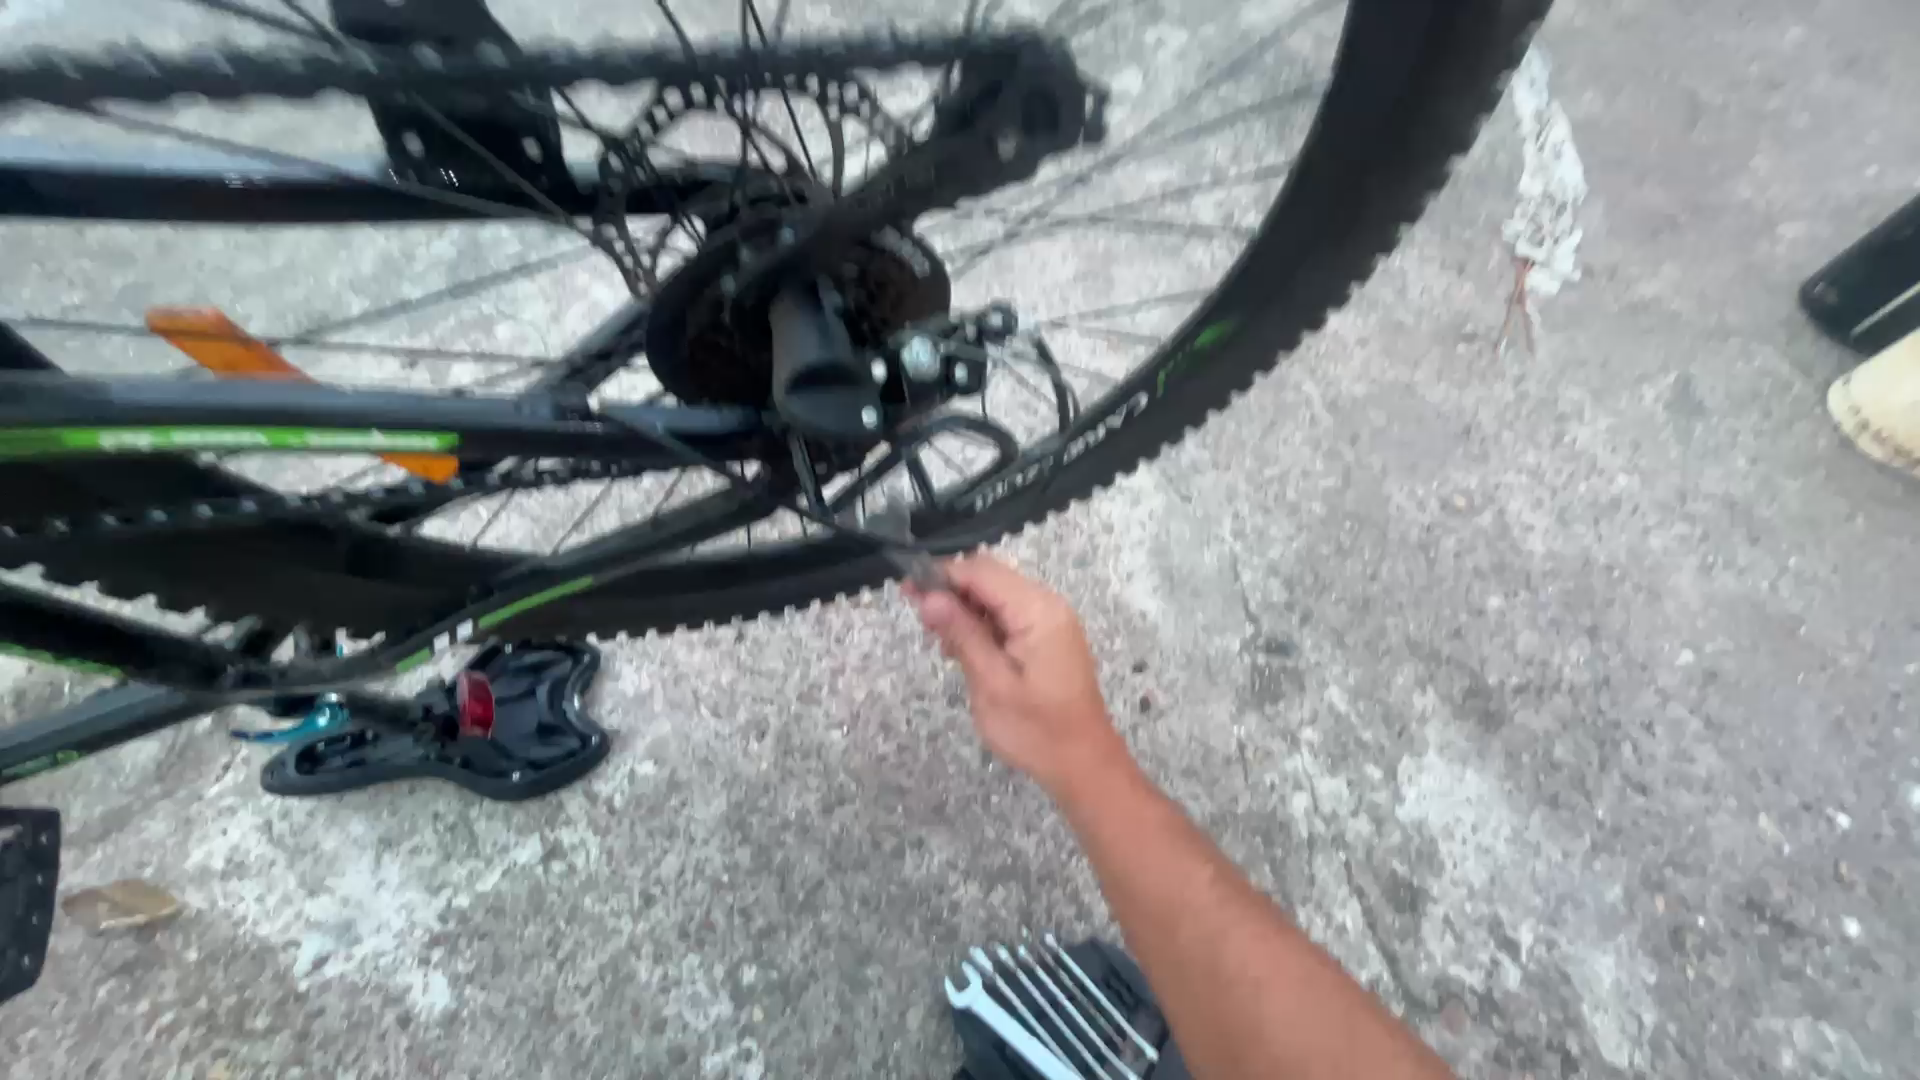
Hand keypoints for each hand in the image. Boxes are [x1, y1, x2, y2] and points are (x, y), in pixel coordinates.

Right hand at [906, 554, 1134, 796]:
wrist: (1084, 764)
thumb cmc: (1036, 731)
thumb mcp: (991, 684)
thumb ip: (962, 634)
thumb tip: (929, 597)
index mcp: (1037, 610)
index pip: (982, 571)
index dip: (942, 575)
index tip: (907, 591)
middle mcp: (1048, 604)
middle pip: (990, 577)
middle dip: (952, 591)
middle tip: (922, 620)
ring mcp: (1051, 619)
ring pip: (997, 595)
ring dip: (966, 609)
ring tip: (940, 640)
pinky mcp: (1048, 636)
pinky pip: (1009, 614)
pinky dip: (984, 623)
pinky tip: (964, 648)